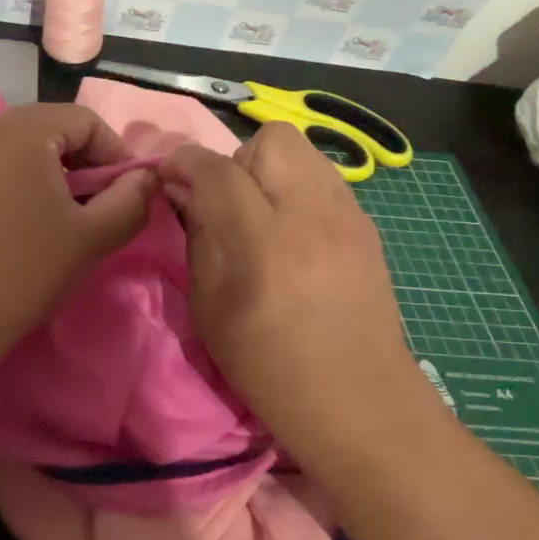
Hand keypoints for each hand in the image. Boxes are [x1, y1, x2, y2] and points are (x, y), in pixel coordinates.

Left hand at [0, 104, 156, 377]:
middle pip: (54, 124)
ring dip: (59, 167)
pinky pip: (2, 158)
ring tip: (72, 212)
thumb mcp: (91, 237)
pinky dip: (28, 175)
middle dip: (87, 158)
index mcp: (22, 132)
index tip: (129, 194)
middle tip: (103, 202)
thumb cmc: (25, 270)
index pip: (85, 120)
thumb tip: (147, 179)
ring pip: (28, 142)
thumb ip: (130, 201)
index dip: (116, 153)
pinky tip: (36, 216)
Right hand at [159, 122, 415, 420]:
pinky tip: (297, 227)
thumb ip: (196, 234)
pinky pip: (324, 177)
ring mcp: (346, 216)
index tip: (171, 178)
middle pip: (269, 140)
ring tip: (265, 209)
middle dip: (238, 158)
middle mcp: (309, 215)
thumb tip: (184, 191)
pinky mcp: (367, 224)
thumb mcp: (208, 303)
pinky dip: (301, 187)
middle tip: (230, 198)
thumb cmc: (267, 362)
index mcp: (260, 243)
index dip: (184, 163)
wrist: (357, 400)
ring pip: (302, 150)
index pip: (215, 169)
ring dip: (271, 168)